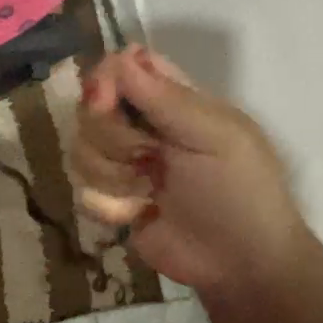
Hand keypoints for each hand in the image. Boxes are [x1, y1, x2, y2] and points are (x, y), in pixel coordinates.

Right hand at [72, 47, 313, 292]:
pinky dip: (109, 206)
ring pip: (82, 150)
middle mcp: (143, 126)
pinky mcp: (112, 202)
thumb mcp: (215, 136)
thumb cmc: (240, 191)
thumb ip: (165, 98)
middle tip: (146, 158)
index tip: (104, 100)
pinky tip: (139, 215)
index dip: (104, 79)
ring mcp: (125, 165)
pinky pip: (83, 191)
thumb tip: (119, 56)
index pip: (123, 67)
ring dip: (112, 176)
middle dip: (111, 137)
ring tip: (149, 193)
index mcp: (173, 100)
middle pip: (90, 108)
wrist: (241, 265)